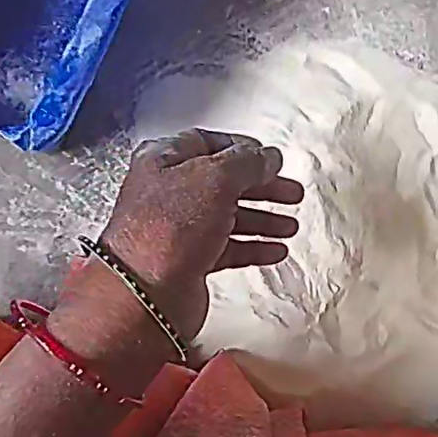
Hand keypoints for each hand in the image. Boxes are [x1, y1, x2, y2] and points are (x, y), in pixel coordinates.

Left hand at [87, 129, 304, 343]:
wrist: (147, 293)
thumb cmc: (166, 231)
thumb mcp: (215, 179)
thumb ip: (247, 163)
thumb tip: (268, 157)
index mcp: (165, 161)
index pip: (209, 144)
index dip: (243, 149)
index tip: (269, 158)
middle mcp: (170, 193)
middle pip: (225, 183)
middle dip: (261, 187)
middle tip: (290, 191)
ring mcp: (180, 229)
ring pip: (230, 218)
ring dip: (263, 220)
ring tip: (289, 224)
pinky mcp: (191, 261)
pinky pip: (230, 249)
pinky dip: (255, 248)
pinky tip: (275, 250)